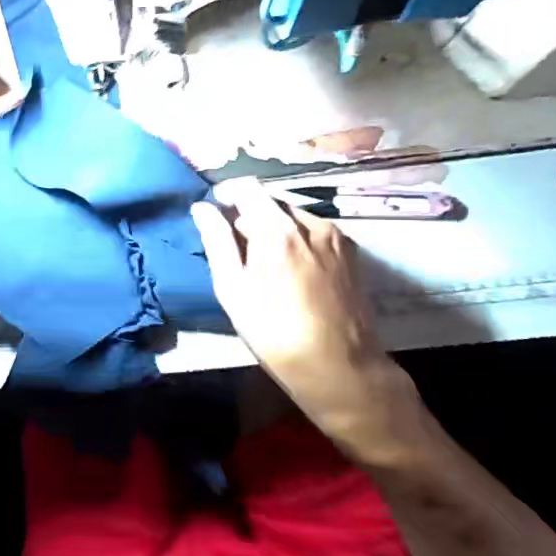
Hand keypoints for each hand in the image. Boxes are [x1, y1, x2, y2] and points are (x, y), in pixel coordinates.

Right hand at [191, 178, 421, 461]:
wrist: (340, 367)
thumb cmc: (275, 333)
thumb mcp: (233, 290)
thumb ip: (217, 242)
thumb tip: (203, 207)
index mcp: (278, 228)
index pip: (249, 187)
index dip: (228, 193)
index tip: (217, 208)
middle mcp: (311, 222)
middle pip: (274, 203)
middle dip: (253, 215)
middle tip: (239, 246)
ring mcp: (337, 237)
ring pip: (298, 218)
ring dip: (278, 229)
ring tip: (268, 263)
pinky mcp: (353, 254)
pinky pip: (318, 234)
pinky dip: (301, 241)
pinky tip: (295, 272)